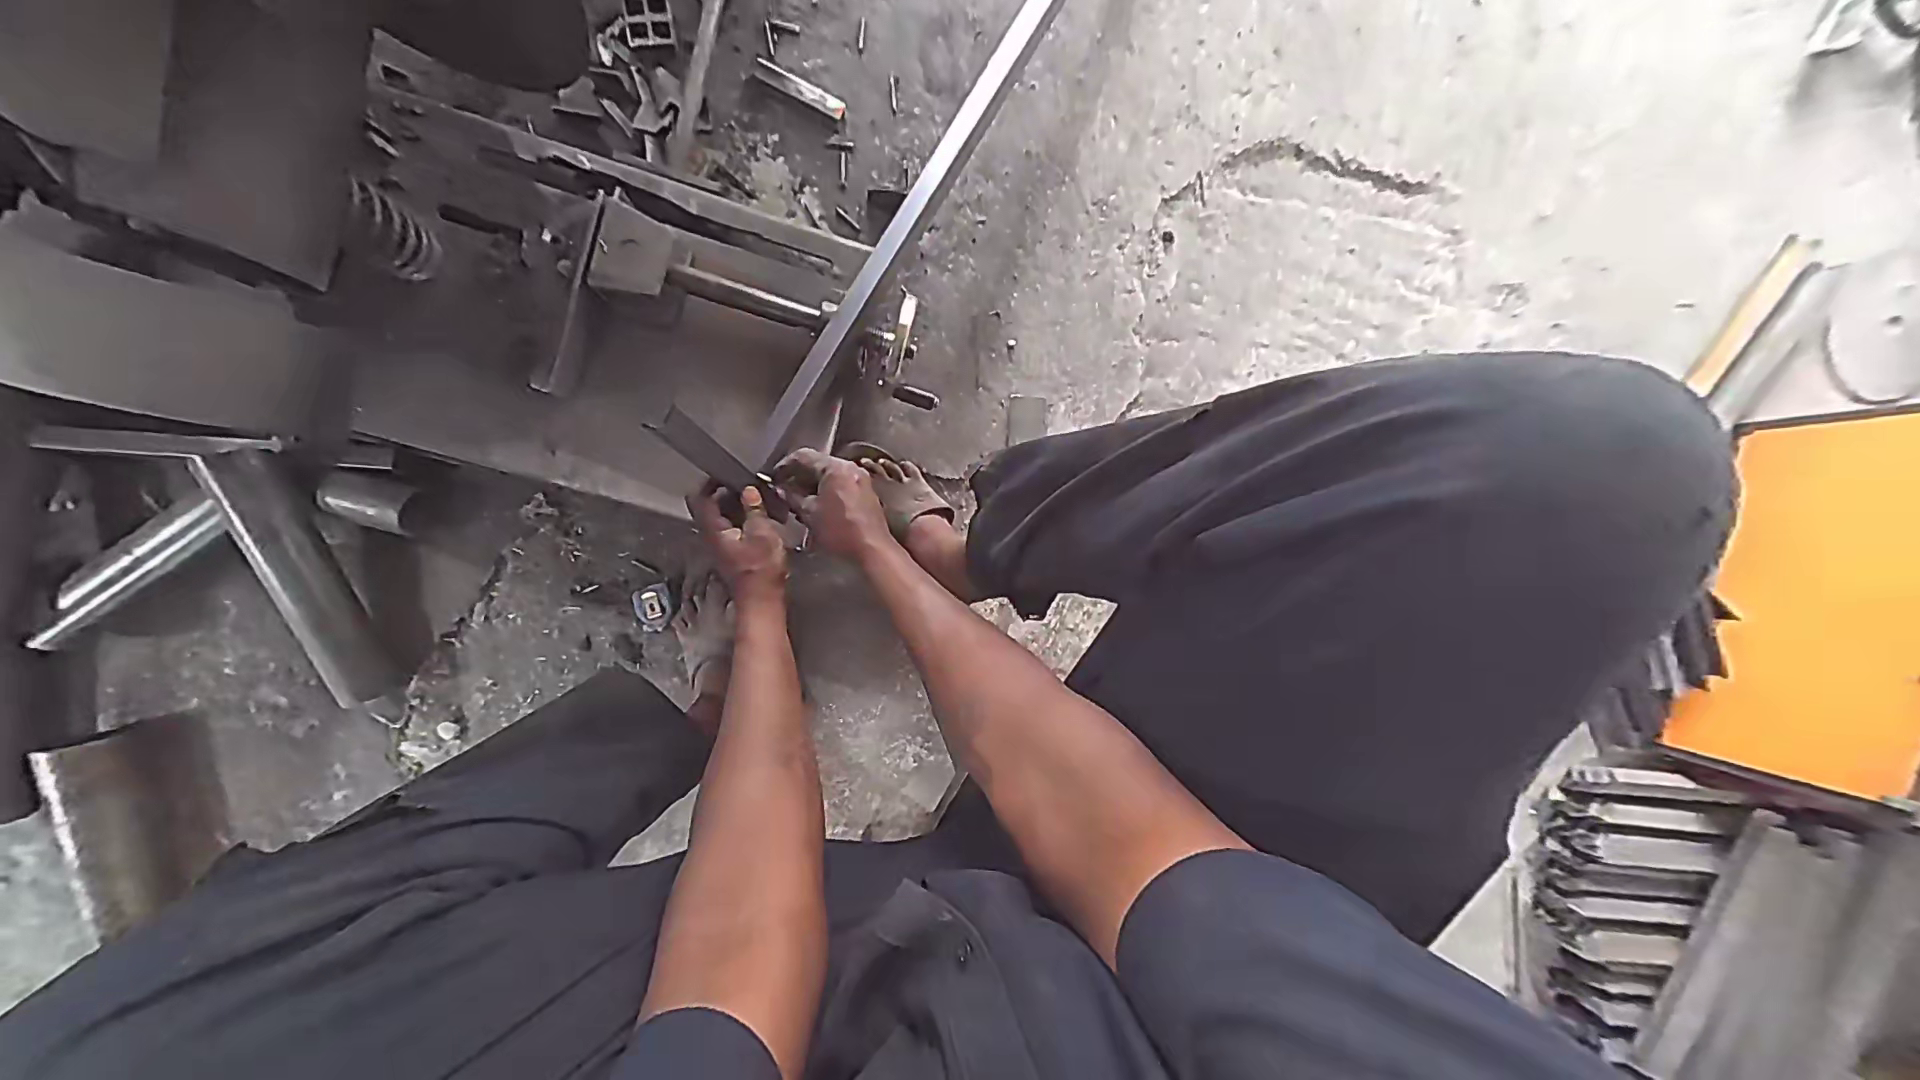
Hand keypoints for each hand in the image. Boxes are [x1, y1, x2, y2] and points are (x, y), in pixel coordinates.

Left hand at [689, 484, 788, 602]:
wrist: (762, 600)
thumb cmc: (760, 572)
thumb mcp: (762, 533)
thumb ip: (754, 509)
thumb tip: (749, 492)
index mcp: (714, 530)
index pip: (700, 498)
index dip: (710, 483)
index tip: (725, 475)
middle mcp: (712, 538)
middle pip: (712, 507)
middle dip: (730, 494)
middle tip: (750, 487)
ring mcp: (722, 547)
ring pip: (724, 519)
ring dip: (739, 508)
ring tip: (760, 503)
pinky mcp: (733, 554)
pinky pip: (734, 530)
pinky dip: (745, 521)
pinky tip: (763, 522)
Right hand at [773, 448, 892, 558]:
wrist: (872, 550)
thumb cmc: (840, 532)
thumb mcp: (809, 513)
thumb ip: (792, 497)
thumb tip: (781, 490)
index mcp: (836, 468)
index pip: (804, 456)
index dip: (785, 465)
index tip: (774, 476)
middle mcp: (852, 469)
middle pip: (819, 464)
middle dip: (799, 476)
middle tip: (784, 488)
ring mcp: (861, 481)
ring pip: (831, 476)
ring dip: (813, 484)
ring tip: (798, 500)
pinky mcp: (867, 495)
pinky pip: (842, 485)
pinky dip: (827, 492)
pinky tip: (817, 506)